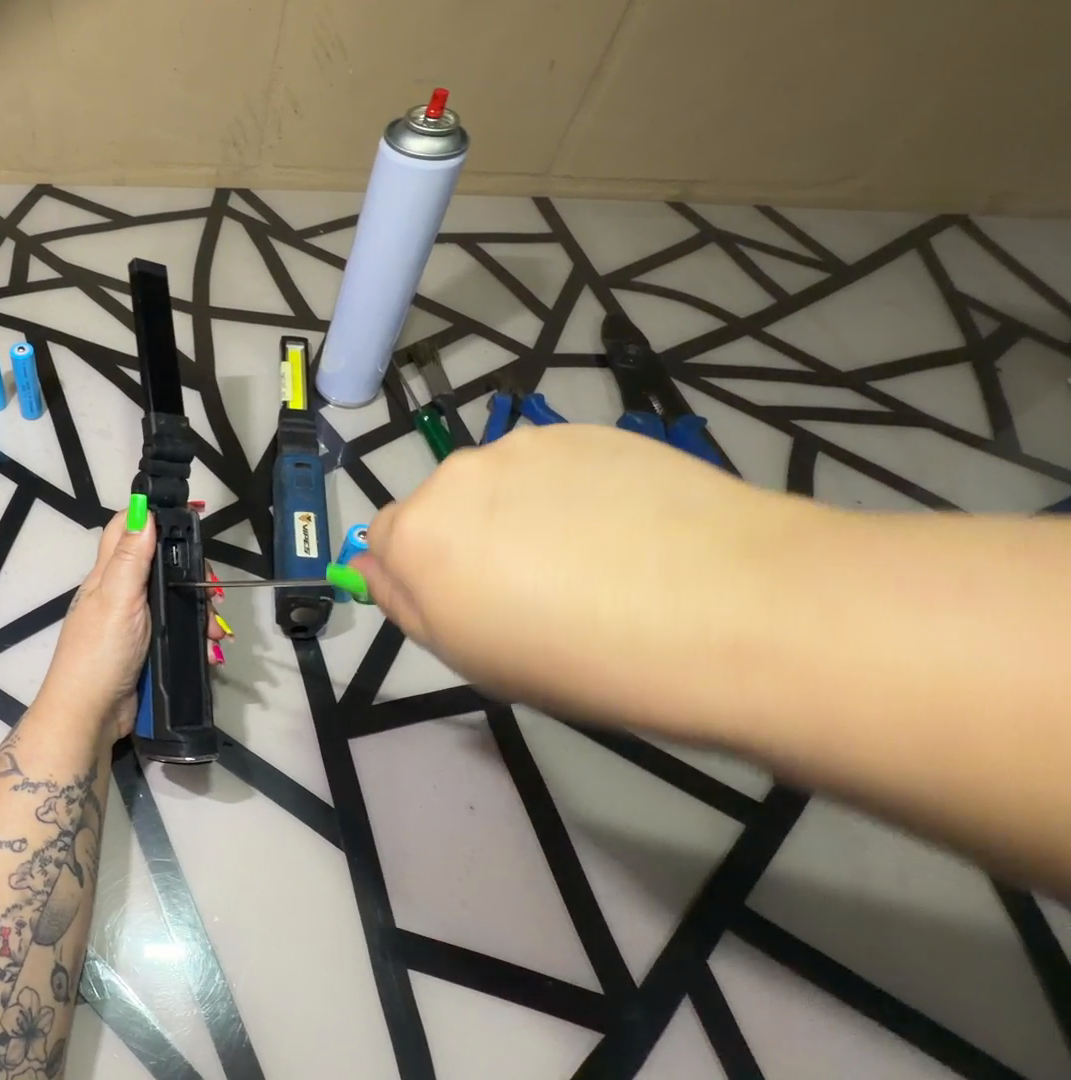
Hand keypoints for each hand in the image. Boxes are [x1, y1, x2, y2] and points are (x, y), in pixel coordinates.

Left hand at [40, 517, 225, 738]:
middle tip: (214, 592)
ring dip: (200, 612)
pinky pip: (177, 633)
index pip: (126, 529)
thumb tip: (143, 511)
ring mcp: (134, 624)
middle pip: (162, 566)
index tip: (187, 514)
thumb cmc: (99, 653)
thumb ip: (132, 558)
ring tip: (214, 632)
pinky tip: (208, 650)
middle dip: (192, 575)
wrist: (90, 716)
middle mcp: (121, 594)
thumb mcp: (117, 598)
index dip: (152, 515)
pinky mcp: (147, 650)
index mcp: (108, 575)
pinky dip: (195, 639)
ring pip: (175, 601)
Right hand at [352, 423, 809, 727]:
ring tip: (587, 563)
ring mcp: (527, 446)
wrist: (734, 611)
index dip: (419, 579)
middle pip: (438, 508)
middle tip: (529, 594)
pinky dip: (568, 493)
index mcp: (416, 535)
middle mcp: (458, 475)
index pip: (382, 543)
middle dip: (464, 542)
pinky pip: (552, 466)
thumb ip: (406, 604)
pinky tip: (622, 533)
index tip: (468, 610)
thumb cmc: (580, 659)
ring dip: (515, 514)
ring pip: (496, 484)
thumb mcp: (469, 656)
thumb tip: (372, 567)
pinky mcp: (591, 432)